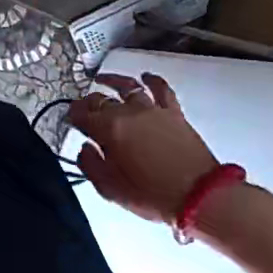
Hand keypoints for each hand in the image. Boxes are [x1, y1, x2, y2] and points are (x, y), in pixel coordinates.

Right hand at [68, 72, 220, 224]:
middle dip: (87, 103)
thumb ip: (90, 164)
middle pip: (100, 99)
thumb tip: (85, 148)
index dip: (73, 116)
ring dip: (112, 81)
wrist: (200, 196)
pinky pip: (162, 89)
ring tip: (102, 79)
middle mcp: (127, 112)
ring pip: (127, 86)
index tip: (71, 121)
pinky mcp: (174, 113)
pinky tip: (145, 76)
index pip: (81, 115)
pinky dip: (152, 79)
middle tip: (84, 109)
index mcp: (107, 129)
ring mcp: (152, 110)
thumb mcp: (109, 188)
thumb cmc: (151, 194)